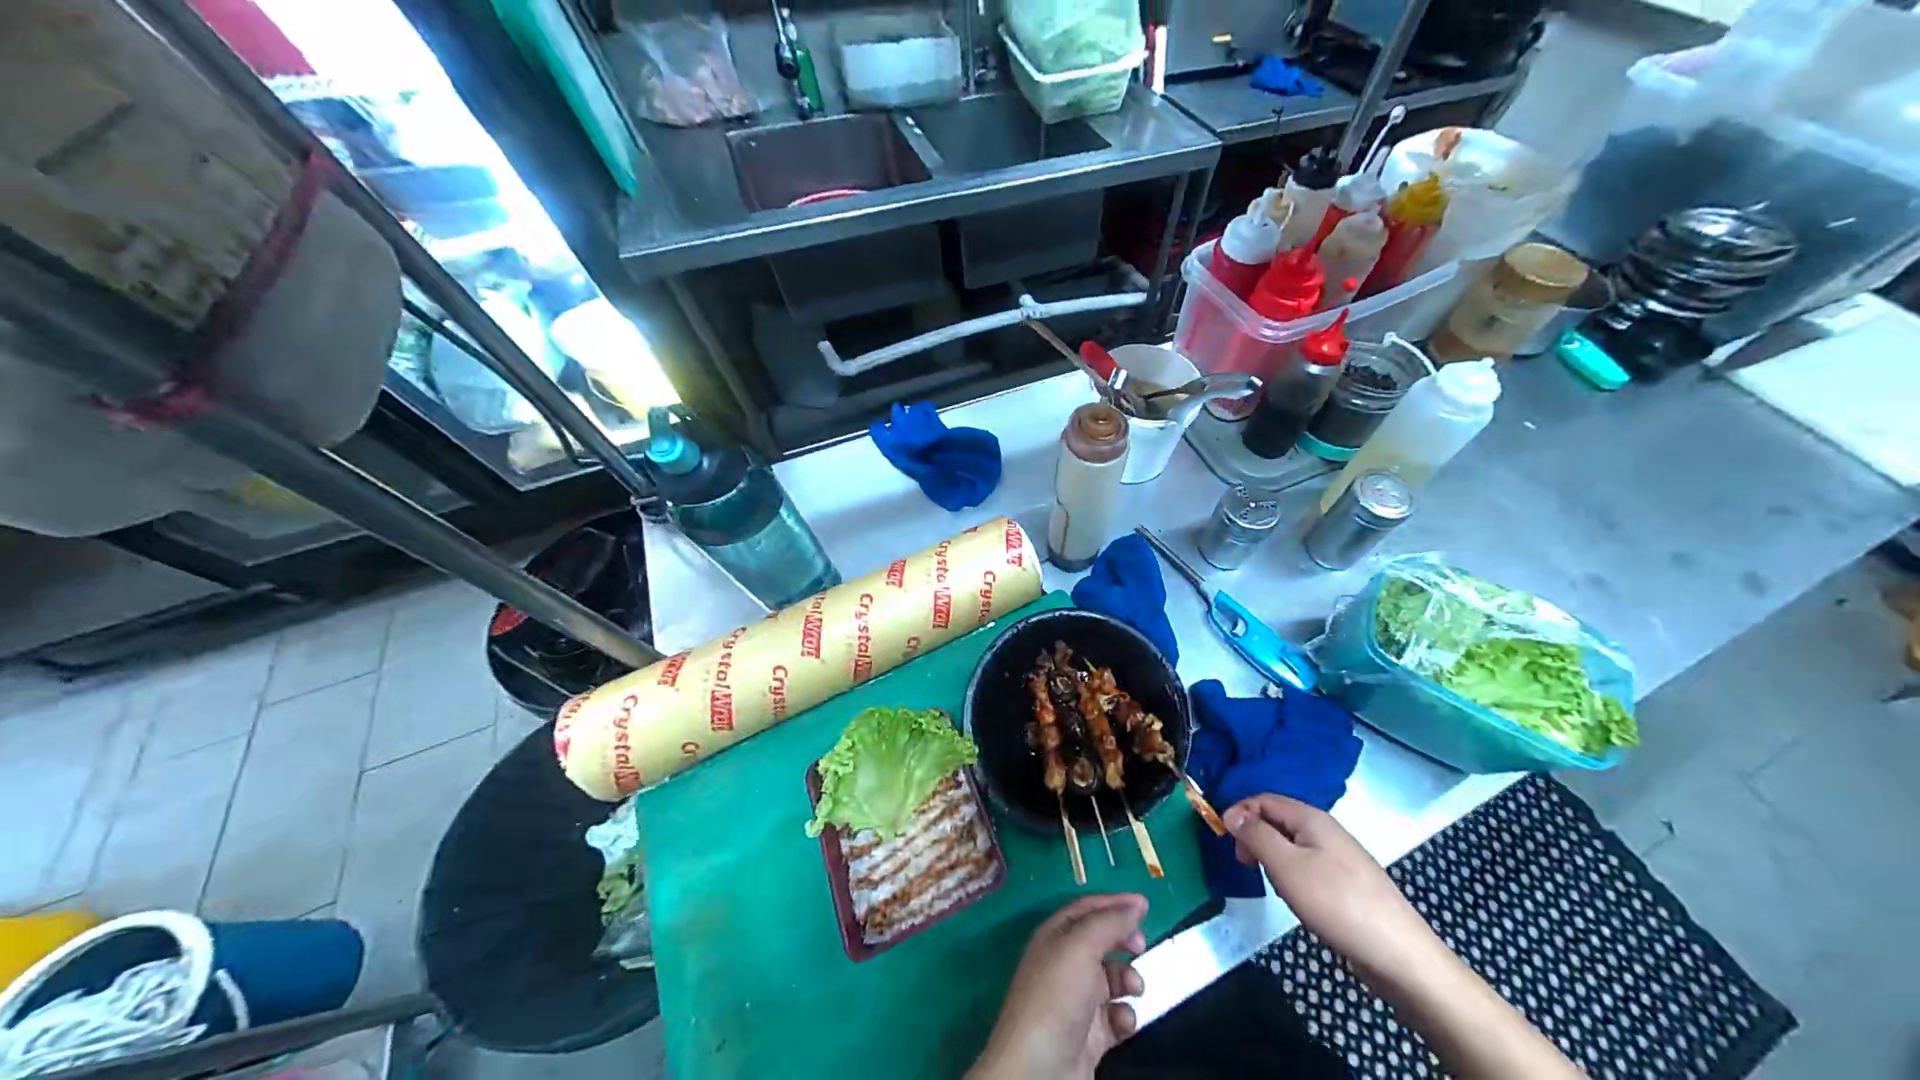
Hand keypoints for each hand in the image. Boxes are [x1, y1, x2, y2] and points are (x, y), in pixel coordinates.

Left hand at [969, 894, 1147, 1079]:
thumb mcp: (1081, 947)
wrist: (1039, 1068)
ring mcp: (1076, 1000)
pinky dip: (1124, 1017)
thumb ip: (1110, 922)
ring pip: (1112, 980)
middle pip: (1102, 942)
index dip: (1115, 904)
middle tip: (1141, 948)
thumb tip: (1136, 904)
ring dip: (1128, 981)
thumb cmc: (1057, 996)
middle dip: (1124, 943)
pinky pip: (1115, 1017)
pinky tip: (1122, 1023)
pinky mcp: (1089, 1034)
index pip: (1087, 909)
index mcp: (1055, 936)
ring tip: (1133, 990)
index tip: (1146, 906)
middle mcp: (1064, 963)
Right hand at [1223, 795, 1437, 979]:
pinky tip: (1295, 896)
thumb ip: (1256, 834)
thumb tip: (1233, 812)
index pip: (1264, 799)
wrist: (1398, 954)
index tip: (1224, 839)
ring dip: (1271, 855)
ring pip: (1292, 843)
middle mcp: (1326, 830)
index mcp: (1311, 818)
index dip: (1239, 812)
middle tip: (1243, 863)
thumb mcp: (1285, 865)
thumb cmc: (1335, 902)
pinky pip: (1308, 863)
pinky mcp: (1348, 882)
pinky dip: (1291, 872)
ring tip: (1268, 881)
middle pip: (1278, 819)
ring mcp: (1340, 856)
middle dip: (1254, 834)